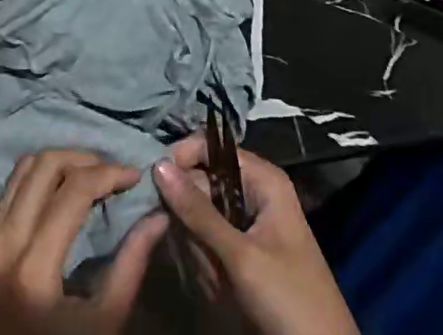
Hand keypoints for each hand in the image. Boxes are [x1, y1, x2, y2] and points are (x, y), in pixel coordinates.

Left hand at [0, 149, 169, 334]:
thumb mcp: (105, 322)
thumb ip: (132, 262)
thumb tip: (159, 214)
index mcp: (33, 268)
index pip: (74, 189)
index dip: (109, 172)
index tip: (135, 175)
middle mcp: (2, 243)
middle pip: (44, 165)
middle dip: (85, 158)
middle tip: (113, 172)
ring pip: (24, 168)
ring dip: (62, 162)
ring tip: (92, 175)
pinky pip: (11, 188)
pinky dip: (41, 177)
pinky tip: (66, 190)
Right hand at [152, 135, 359, 334]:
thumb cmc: (288, 297)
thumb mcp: (240, 255)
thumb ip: (198, 211)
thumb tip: (158, 165)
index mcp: (263, 178)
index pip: (211, 146)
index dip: (182, 157)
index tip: (154, 183)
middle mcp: (255, 190)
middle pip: (203, 181)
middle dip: (190, 215)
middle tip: (195, 248)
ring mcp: (249, 220)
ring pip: (202, 214)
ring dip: (198, 244)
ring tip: (216, 275)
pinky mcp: (243, 246)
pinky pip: (210, 238)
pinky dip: (206, 257)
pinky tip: (216, 282)